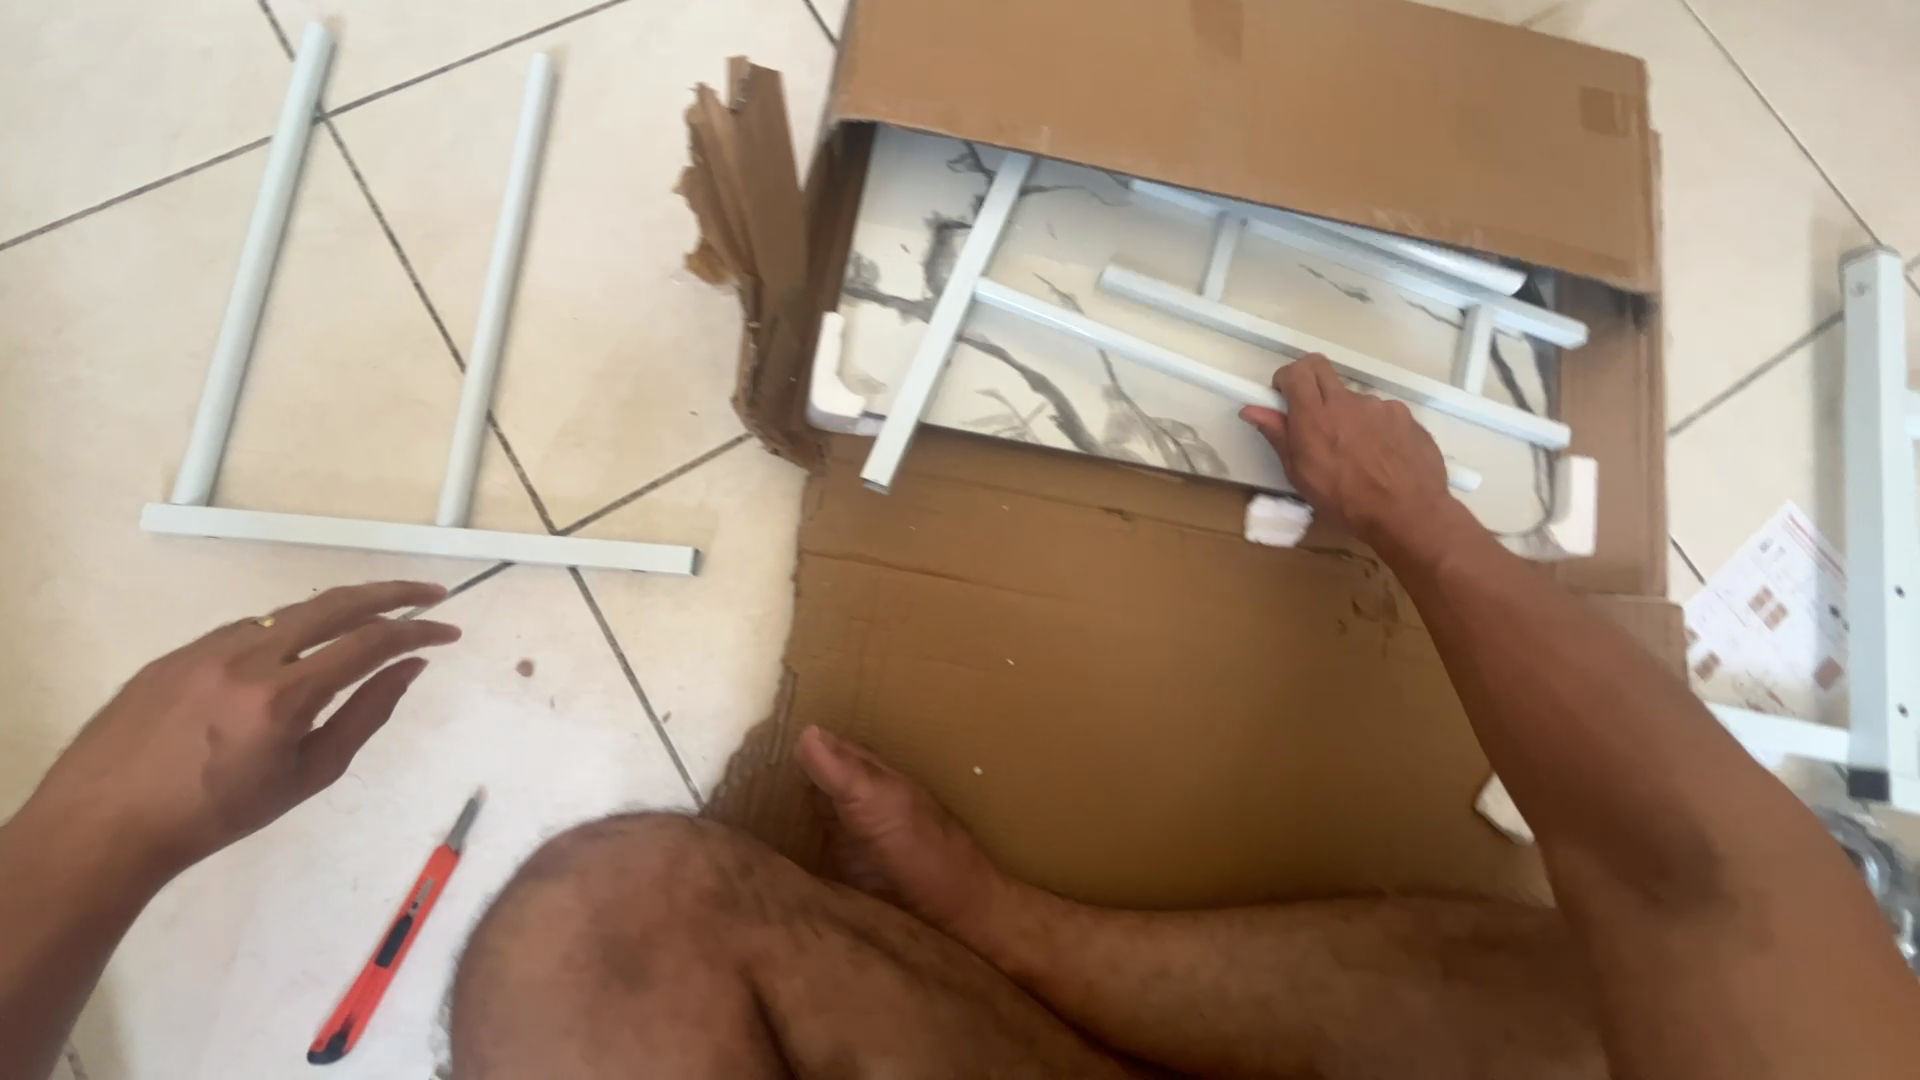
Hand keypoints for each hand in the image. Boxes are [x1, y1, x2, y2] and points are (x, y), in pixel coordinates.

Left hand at [18, 581, 459, 885]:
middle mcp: (245, 659)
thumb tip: (411, 667)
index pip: (371, 642)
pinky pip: (251, 629)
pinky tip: (300, 652)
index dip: (419, 631)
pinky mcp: (175, 654)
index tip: (449, 632)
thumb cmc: (220, 813)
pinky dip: (292, 631)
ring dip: (342, 611)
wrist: (97, 831)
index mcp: (284, 696)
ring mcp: (204, 650)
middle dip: (394, 592)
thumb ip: (369, 712)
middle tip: (431, 593)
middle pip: (337, 603)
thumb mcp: (312, 771)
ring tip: (372, 622)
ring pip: (293, 612)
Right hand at [1239, 355, 1466, 554]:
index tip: (1283, 397)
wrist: (1407, 513)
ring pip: (1352, 398)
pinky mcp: (1405, 415)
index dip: (1285, 378)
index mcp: (1315, 416)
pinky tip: (1378, 455)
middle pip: (1321, 368)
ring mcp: (1380, 406)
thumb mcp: (1300, 474)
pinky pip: (1380, 413)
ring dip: (1344, 414)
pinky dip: (1372, 427)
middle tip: (1309, 412)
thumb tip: (1252, 410)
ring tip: (1352, 451)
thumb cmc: (1343, 500)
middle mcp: (1347, 402)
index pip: (1296, 371)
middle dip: (1308, 381)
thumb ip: (1278, 435)